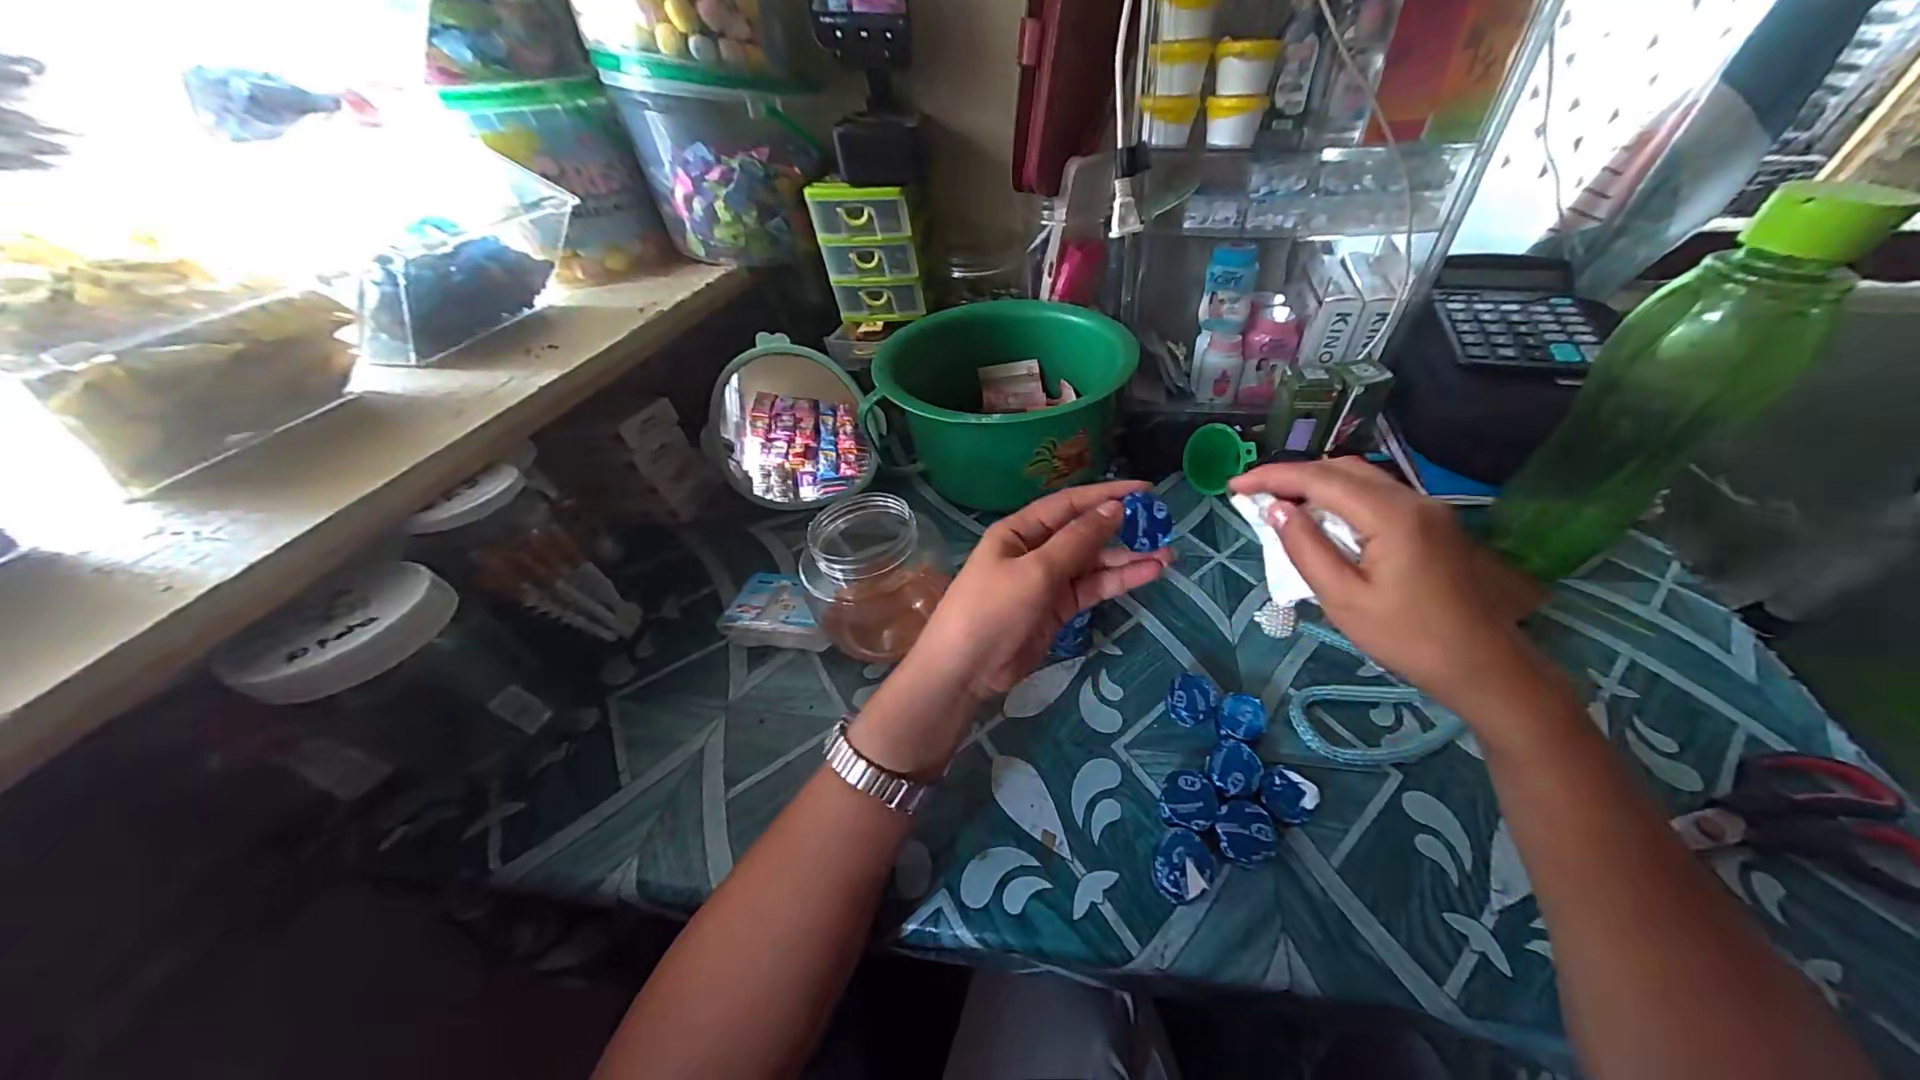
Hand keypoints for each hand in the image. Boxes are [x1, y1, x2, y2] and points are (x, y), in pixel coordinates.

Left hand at [910, 480, 1172, 701]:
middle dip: (1122, 530)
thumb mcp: (1035, 571)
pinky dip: (1118, 582)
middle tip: (1164, 527)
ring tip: (1168, 557)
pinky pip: (1092, 588)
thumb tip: (1114, 508)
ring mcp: (1047, 580)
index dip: (1106, 495)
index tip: (1145, 490)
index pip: (1068, 504)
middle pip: (1084, 533)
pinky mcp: (1058, 608)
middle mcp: (1035, 550)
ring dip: (1127, 559)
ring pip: (1093, 563)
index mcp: (1019, 531)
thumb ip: (1077, 541)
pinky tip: (1148, 574)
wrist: (966, 669)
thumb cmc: (992, 609)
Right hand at [1229, 458, 1547, 710]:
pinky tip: (1321, 517)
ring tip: (1278, 503)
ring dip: (1315, 483)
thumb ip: (1306, 548)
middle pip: (1341, 469)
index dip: (1272, 478)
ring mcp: (1427, 509)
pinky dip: (1339, 496)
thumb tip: (1276, 509)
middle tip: (1251, 494)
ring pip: (1360, 477)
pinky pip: (1376, 494)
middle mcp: (1412, 500)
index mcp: (1390, 516)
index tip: (1234, 485)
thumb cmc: (1406, 637)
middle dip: (1291, 475)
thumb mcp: (1342, 598)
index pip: (1320, 479)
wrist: (1482, 664)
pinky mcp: (1431, 523)